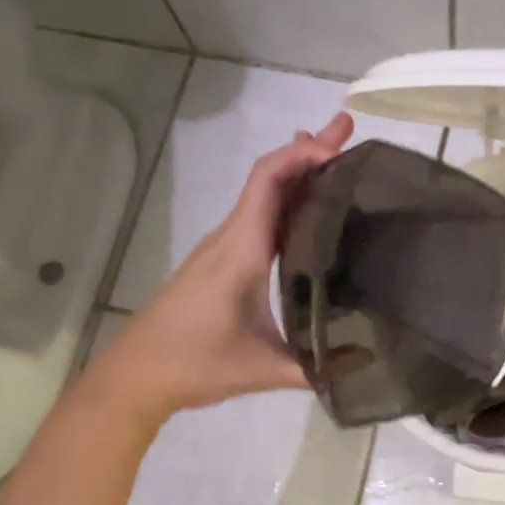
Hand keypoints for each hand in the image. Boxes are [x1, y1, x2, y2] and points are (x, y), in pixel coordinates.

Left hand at [87, 113, 354, 417]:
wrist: (136, 373)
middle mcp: (233, 237)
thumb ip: (316, 368)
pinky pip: (260, 216)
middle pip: (271, 177)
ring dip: (299, 173)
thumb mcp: (262, 368)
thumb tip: (368, 363)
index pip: (269, 181)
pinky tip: (309, 211)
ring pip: (264, 195)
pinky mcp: (223, 261)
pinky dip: (287, 199)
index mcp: (243, 248)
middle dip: (310, 151)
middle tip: (347, 130)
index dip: (302, 155)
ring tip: (338, 160)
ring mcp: (225, 247)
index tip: (339, 145)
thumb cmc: (194, 362)